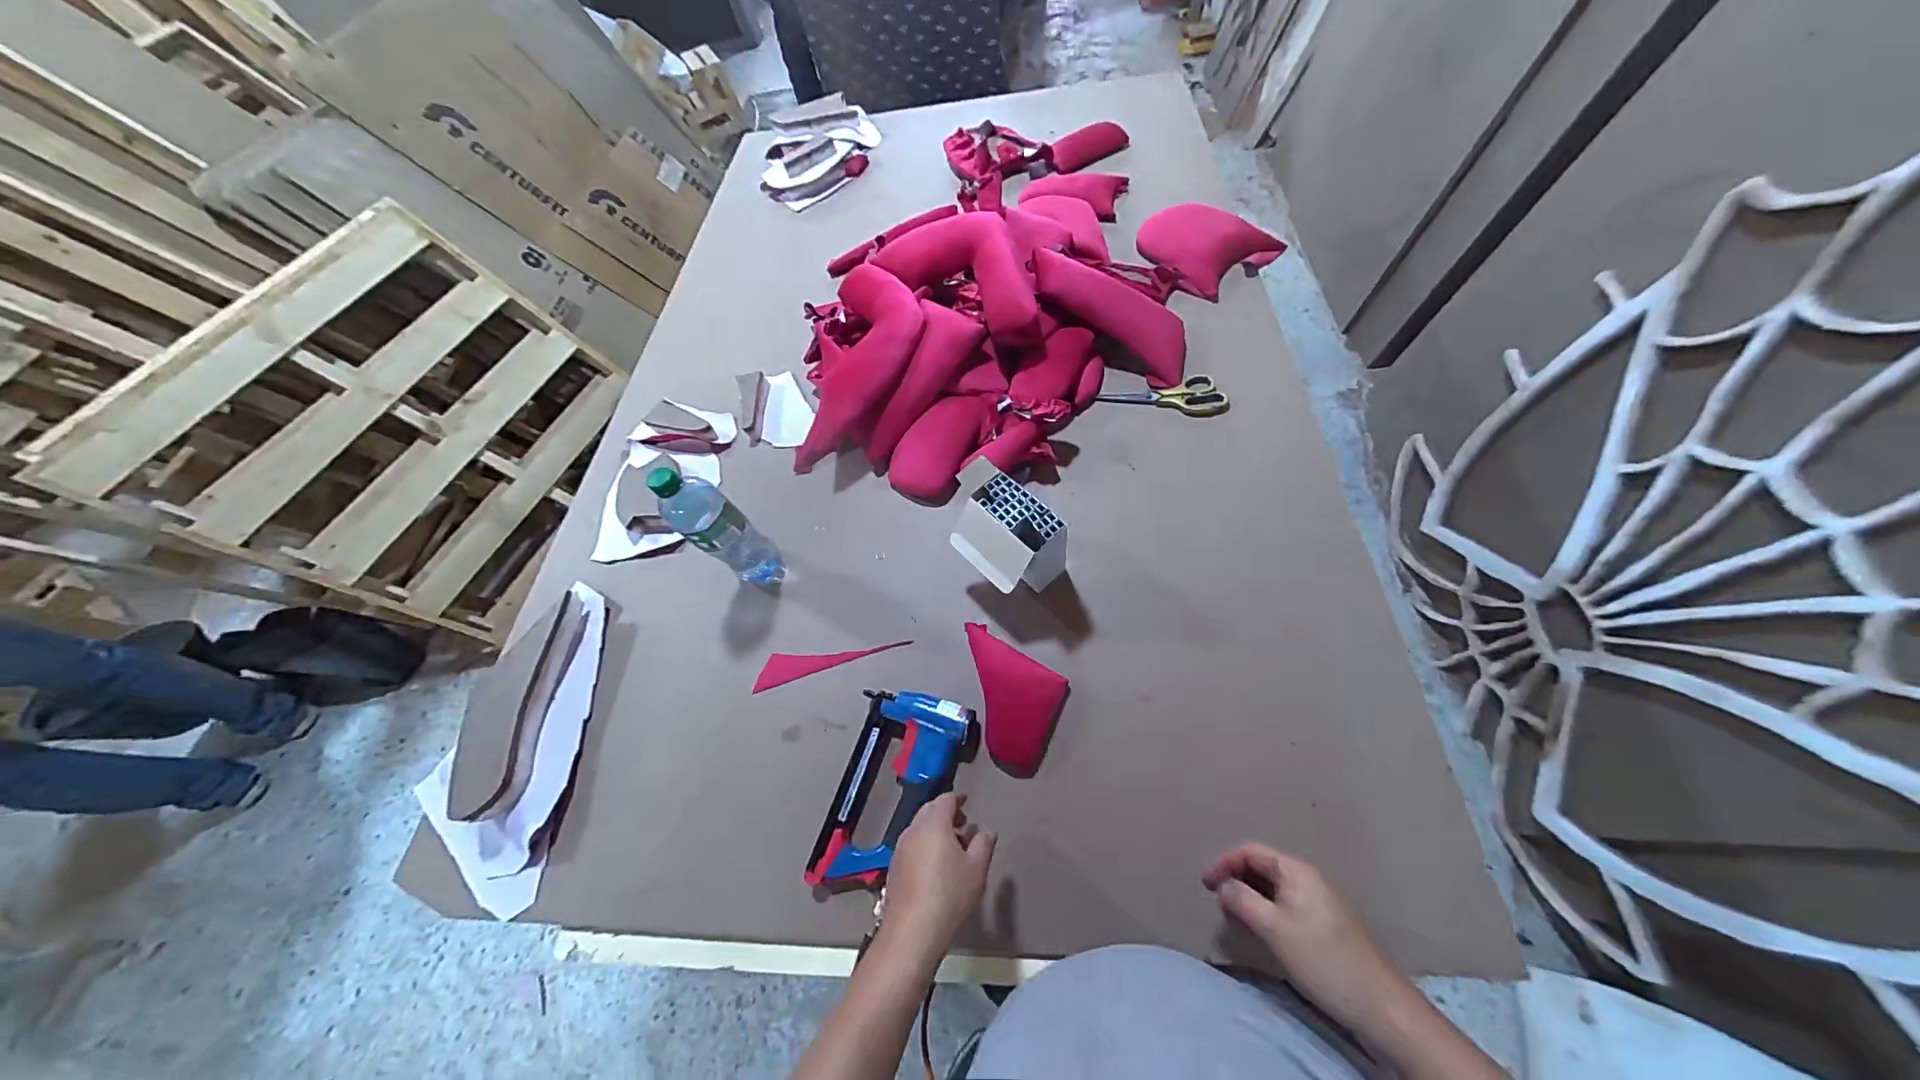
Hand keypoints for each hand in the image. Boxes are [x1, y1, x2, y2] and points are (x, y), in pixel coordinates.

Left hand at [880, 793, 995, 957]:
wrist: (913, 930)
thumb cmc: (949, 895)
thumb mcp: (977, 868)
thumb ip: (984, 844)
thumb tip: (986, 832)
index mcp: (933, 824)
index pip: (945, 800)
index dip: (957, 799)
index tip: (966, 802)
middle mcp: (913, 831)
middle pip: (929, 811)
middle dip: (946, 814)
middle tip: (963, 825)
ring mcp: (900, 850)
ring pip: (919, 829)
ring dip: (935, 831)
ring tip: (953, 848)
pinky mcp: (894, 868)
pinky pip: (912, 846)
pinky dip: (925, 846)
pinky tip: (936, 866)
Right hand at [1202, 842, 1404, 1027]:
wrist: (1380, 1005)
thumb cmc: (1322, 960)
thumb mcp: (1273, 928)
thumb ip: (1241, 899)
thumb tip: (1223, 885)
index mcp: (1297, 871)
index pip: (1250, 851)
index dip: (1223, 863)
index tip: (1205, 885)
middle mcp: (1310, 878)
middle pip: (1263, 866)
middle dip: (1236, 881)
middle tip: (1220, 906)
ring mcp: (1322, 900)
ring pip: (1275, 888)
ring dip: (1250, 898)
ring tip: (1237, 920)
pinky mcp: (1328, 922)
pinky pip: (1288, 904)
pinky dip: (1267, 910)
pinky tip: (1263, 932)